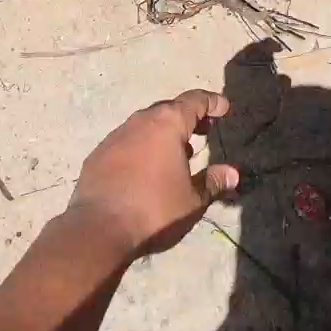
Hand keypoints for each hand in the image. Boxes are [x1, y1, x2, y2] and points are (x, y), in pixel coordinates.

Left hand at [66, 89, 239, 257]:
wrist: (98, 229)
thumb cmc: (154, 210)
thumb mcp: (192, 200)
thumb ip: (213, 182)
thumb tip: (233, 174)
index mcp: (168, 124)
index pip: (195, 101)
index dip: (212, 102)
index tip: (223, 108)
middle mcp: (141, 121)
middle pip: (169, 110)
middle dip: (189, 118)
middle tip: (205, 130)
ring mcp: (116, 136)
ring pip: (146, 125)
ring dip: (164, 133)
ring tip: (179, 152)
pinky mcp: (98, 154)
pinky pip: (127, 142)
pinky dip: (142, 147)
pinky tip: (146, 169)